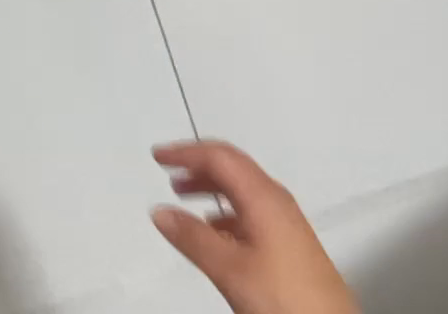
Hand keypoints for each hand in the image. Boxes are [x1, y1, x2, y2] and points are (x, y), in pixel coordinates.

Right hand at [150, 141, 358, 313]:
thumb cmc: (282, 295)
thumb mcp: (229, 268)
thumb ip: (193, 238)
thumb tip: (160, 210)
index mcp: (263, 195)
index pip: (219, 157)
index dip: (186, 152)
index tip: (159, 155)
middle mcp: (275, 199)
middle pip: (232, 166)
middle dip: (197, 163)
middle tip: (168, 167)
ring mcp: (284, 219)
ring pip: (240, 188)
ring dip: (210, 185)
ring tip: (182, 194)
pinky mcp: (288, 240)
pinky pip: (249, 209)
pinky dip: (224, 208)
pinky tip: (212, 229)